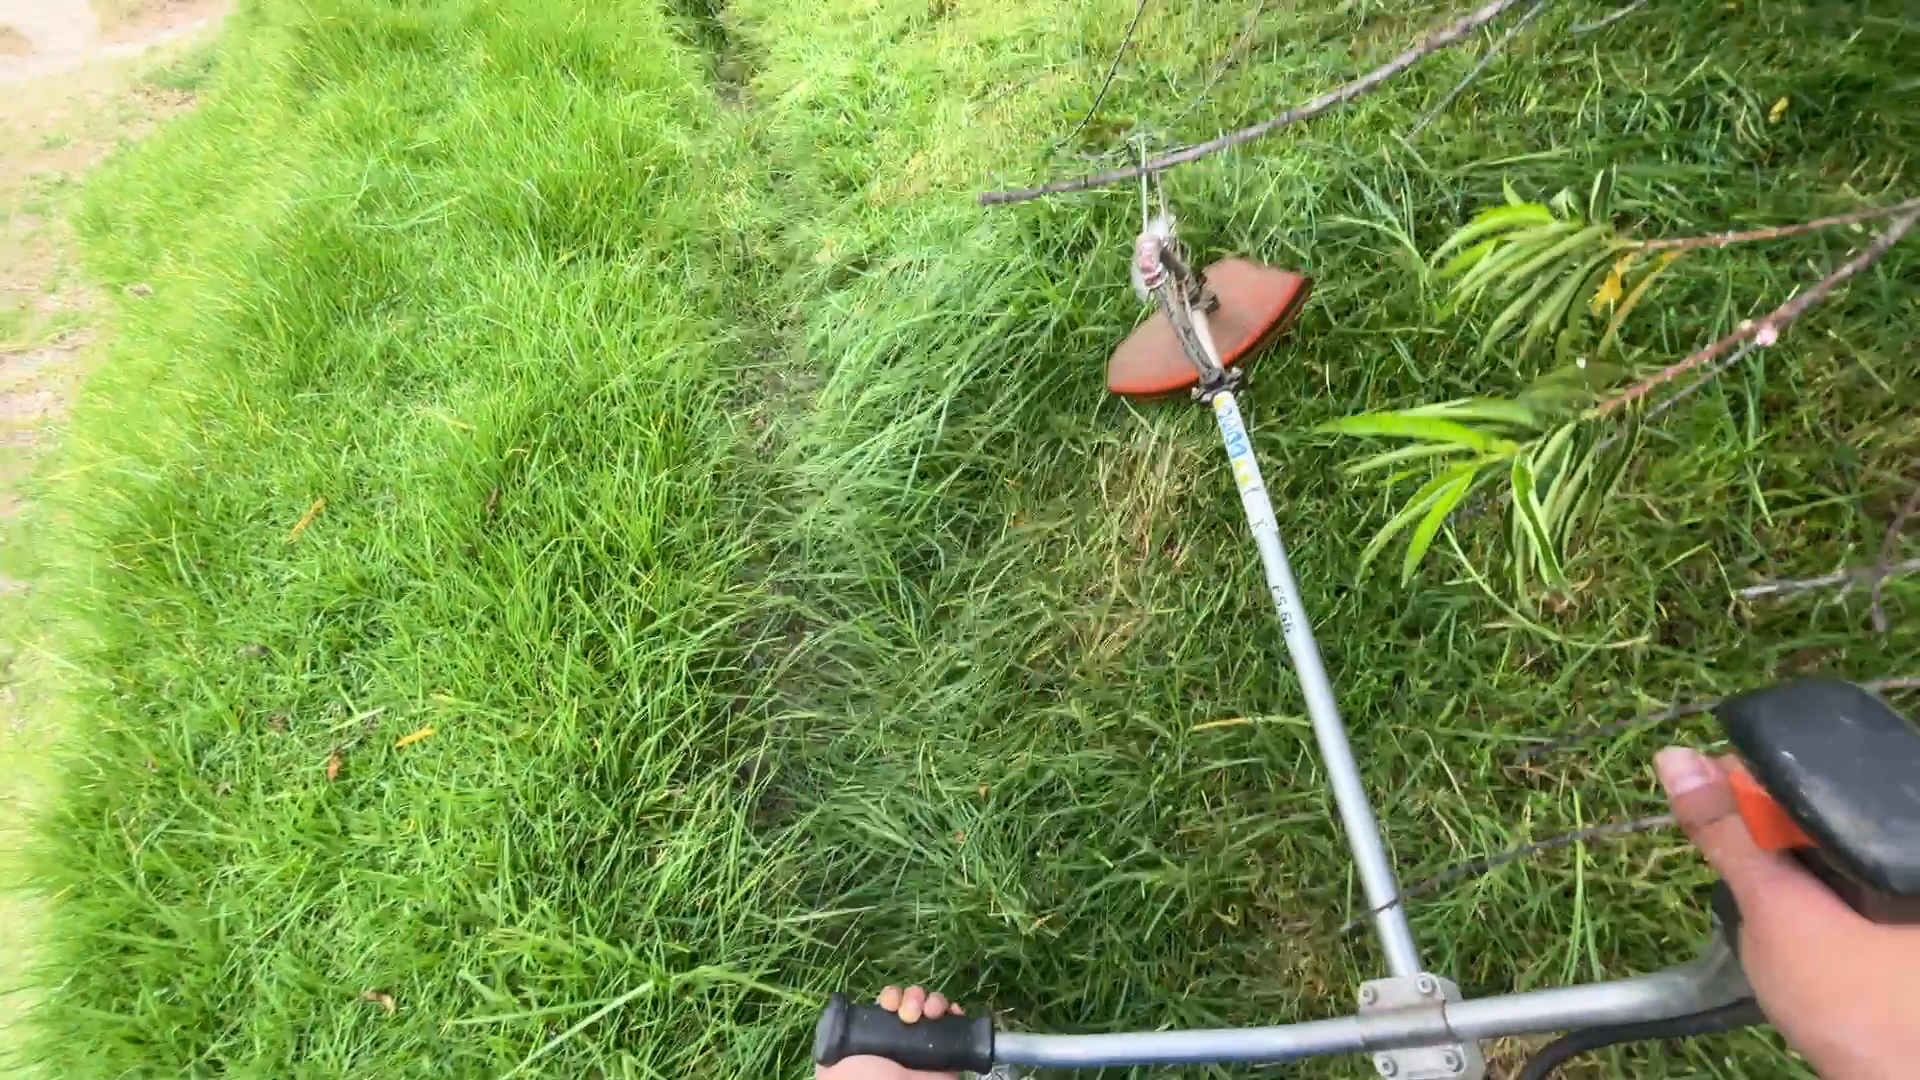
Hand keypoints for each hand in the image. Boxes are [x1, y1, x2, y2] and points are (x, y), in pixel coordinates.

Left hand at [815, 985, 966, 1079]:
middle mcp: (903, 1038)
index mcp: (878, 1037)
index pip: (889, 1002)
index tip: (890, 1006)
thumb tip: (833, 1028)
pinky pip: (954, 1024)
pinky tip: (950, 1013)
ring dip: (934, 1001)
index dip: (892, 997)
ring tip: (931, 1012)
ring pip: (934, 1007)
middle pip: (913, 1000)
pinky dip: (954, 1013)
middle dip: (913, 997)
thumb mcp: (834, 1068)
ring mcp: (926, 1047)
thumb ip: (831, 1051)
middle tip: (910, 1013)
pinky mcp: (948, 1056)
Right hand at [1655, 747, 1919, 1079]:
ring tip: (1794, 923)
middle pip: (1838, 820)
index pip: (1828, 785)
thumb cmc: (1870, 1012)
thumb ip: (1728, 832)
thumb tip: (1674, 756)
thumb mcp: (1780, 910)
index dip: (1759, 796)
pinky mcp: (1915, 935)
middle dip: (1781, 842)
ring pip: (1850, 857)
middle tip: (1763, 891)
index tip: (1727, 832)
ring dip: (1803, 874)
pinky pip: (1872, 893)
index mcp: (1916, 848)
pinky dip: (1836, 902)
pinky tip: (1827, 941)